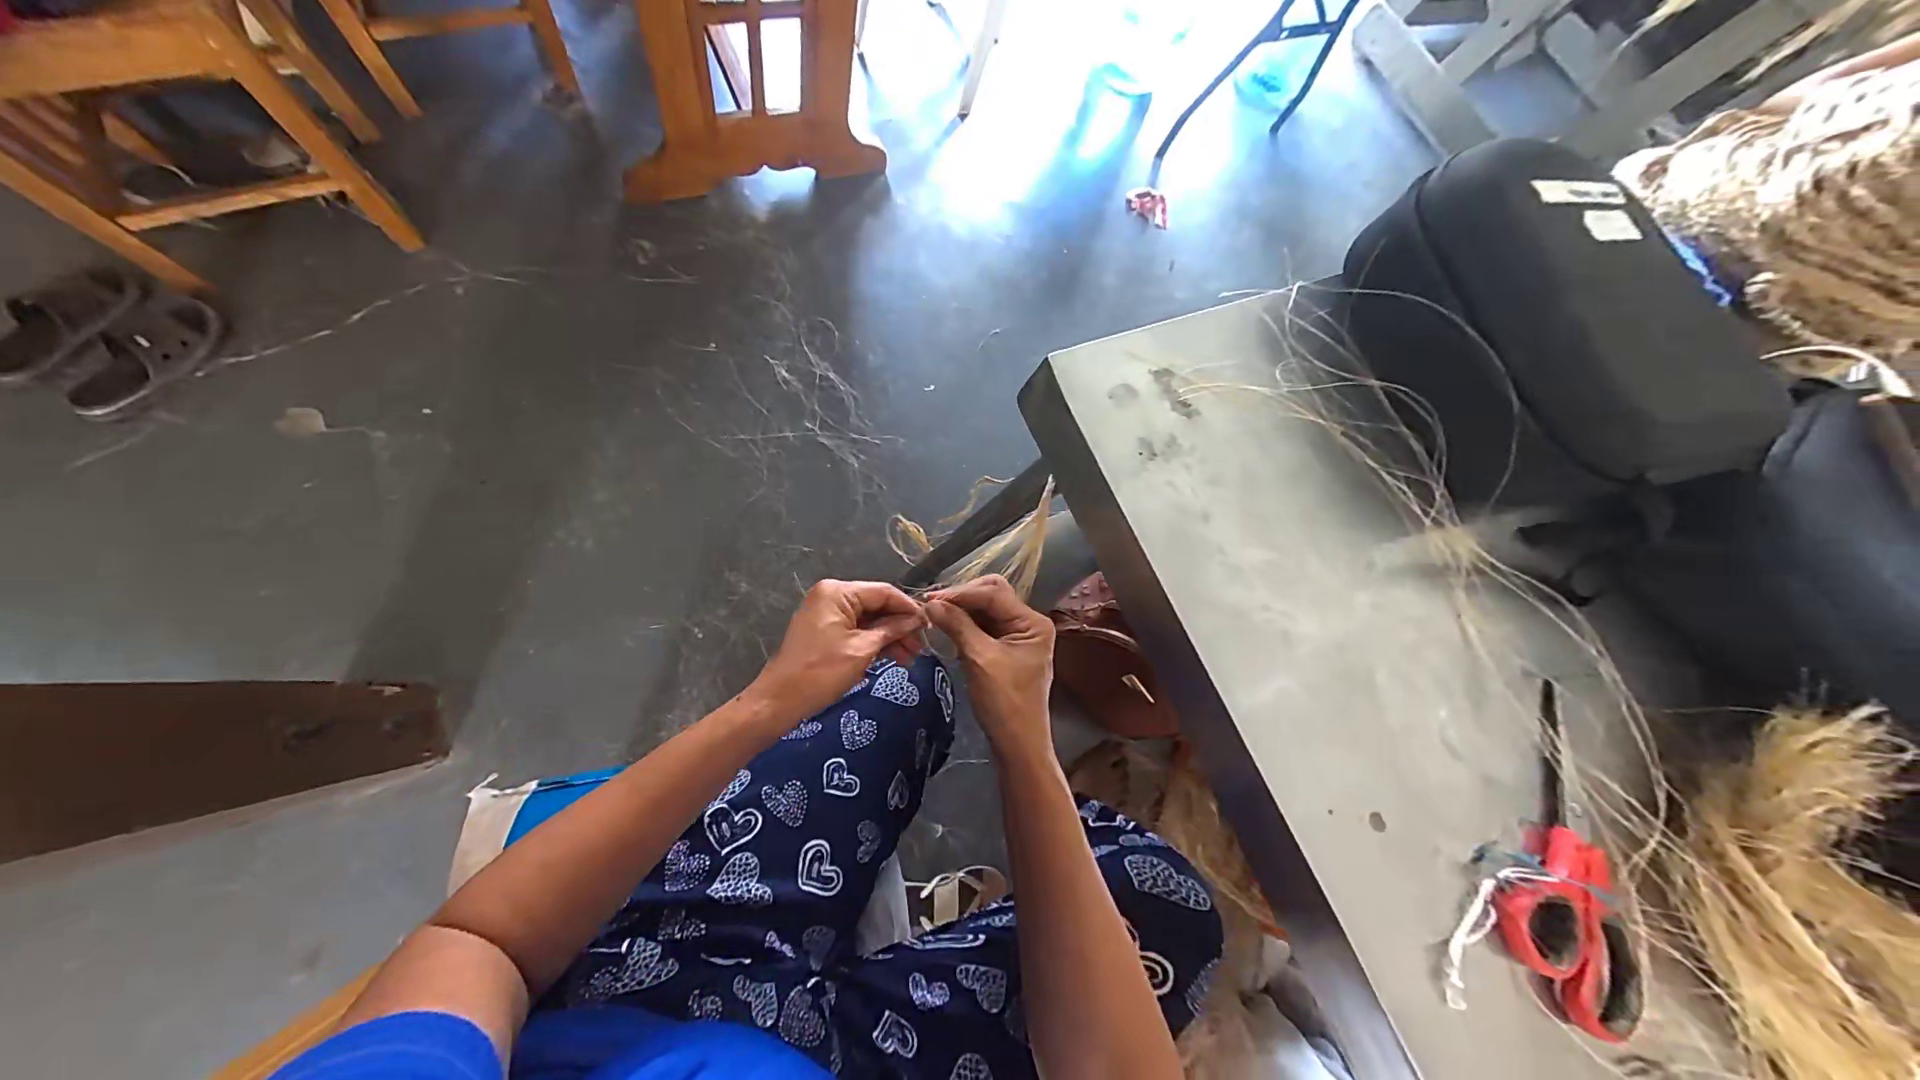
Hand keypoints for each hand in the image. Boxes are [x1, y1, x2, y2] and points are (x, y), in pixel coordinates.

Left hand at [749, 580, 927, 722]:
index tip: (930, 626)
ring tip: (909, 659)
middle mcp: (831, 595)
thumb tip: (917, 619)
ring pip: (869, 620)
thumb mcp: (862, 649)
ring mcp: (827, 613)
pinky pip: (856, 630)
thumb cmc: (821, 672)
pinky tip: (892, 658)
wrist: (780, 701)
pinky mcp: (825, 631)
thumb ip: (892, 630)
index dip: (909, 609)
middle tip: (921, 648)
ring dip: (889, 638)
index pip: (884, 591)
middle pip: (877, 605)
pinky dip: (873, 643)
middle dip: (900, 626)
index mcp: (837, 591)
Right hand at [924, 575, 1054, 759]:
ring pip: (985, 611)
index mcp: (1033, 622)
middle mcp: (1029, 623)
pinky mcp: (1006, 648)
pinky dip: (965, 625)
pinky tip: (946, 626)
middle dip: (961, 598)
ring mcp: (1018, 636)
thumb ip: (957, 626)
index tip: (930, 598)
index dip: (960, 593)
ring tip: (933, 614)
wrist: (1017, 743)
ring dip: (960, 611)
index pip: (993, 594)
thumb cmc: (1005, 702)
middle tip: (931, 605)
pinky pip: (983, 627)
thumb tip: (930, 603)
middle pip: (991, 596)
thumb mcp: (980, 659)